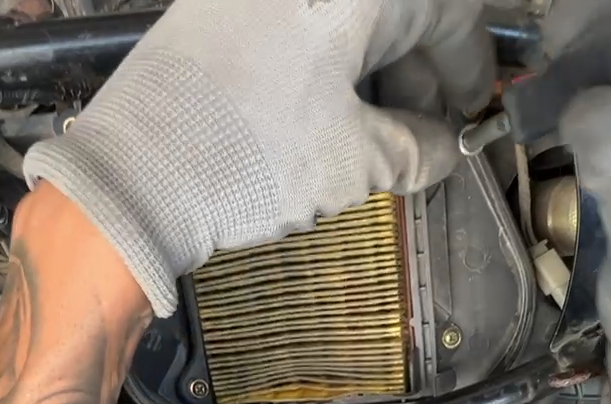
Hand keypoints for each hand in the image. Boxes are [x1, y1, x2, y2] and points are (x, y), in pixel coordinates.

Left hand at [24, 0, 492, 316]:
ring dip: (376, 72)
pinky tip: (332, 114)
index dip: (470, 65)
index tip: (474, 108)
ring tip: (380, 136)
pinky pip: (301, 26)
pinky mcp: (222, 8)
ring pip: (347, 18)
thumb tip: (443, 150)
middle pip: (396, 9)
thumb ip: (415, 150)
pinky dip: (329, 66)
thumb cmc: (248, 162)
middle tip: (427, 132)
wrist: (136, 179)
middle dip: (421, 73)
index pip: (447, 10)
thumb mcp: (352, 164)